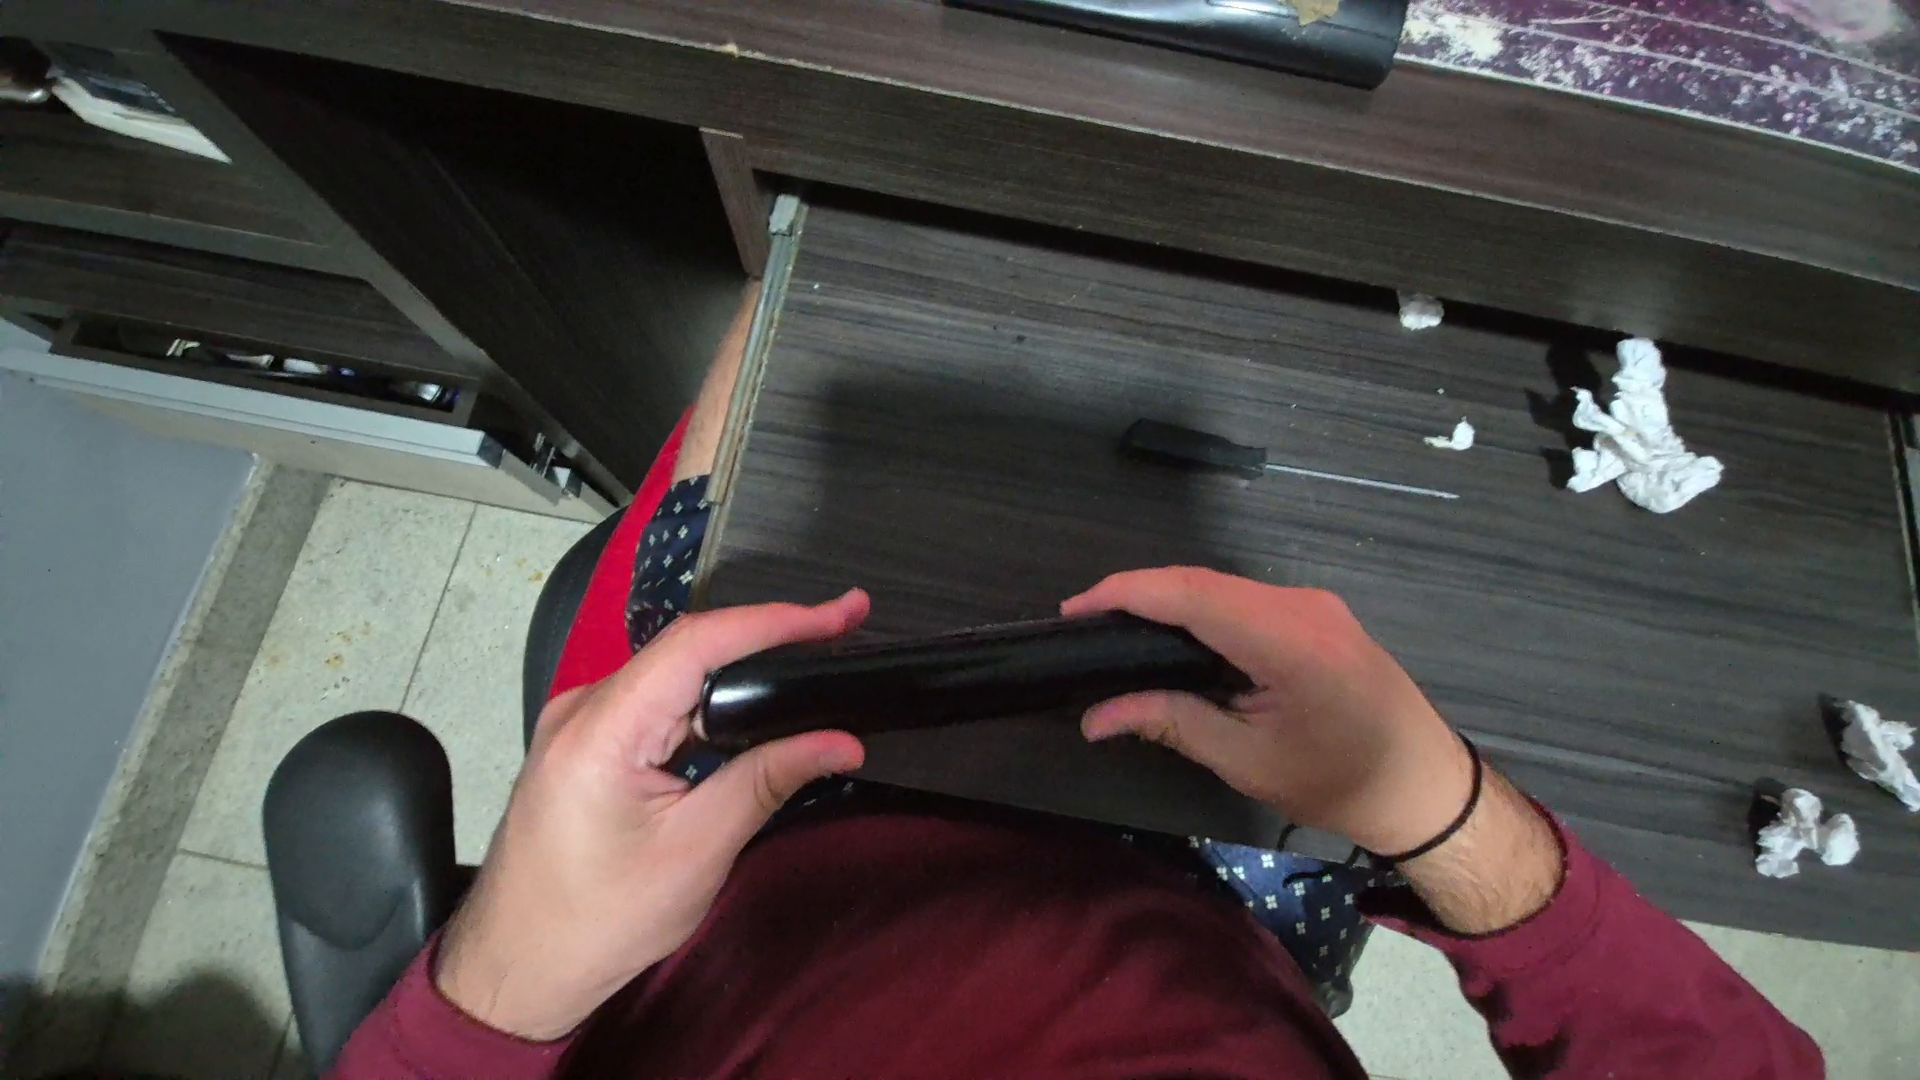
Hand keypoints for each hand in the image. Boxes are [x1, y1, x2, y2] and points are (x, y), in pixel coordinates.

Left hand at [434, 591, 871, 1039]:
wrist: (514, 973)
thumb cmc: (602, 921)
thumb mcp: (698, 850)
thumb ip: (770, 780)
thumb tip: (845, 742)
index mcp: (602, 729)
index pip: (698, 643)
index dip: (774, 621)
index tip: (839, 614)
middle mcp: (586, 706)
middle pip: (691, 648)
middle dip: (772, 633)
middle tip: (843, 623)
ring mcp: (584, 719)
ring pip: (680, 671)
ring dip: (747, 664)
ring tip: (815, 652)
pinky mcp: (591, 738)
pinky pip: (664, 698)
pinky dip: (716, 696)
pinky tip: (758, 700)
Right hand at [1062, 568, 1472, 856]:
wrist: (1429, 788)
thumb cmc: (1341, 783)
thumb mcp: (1247, 762)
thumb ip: (1169, 723)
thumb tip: (1095, 717)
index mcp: (1291, 642)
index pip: (1191, 594)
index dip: (1127, 591)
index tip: (1074, 608)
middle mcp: (1302, 606)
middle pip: (1201, 581)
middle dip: (1136, 592)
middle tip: (1086, 621)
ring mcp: (1312, 603)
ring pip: (1218, 584)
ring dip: (1165, 598)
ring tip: (1116, 626)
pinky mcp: (1313, 612)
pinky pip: (1240, 597)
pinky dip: (1196, 607)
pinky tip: (1170, 631)